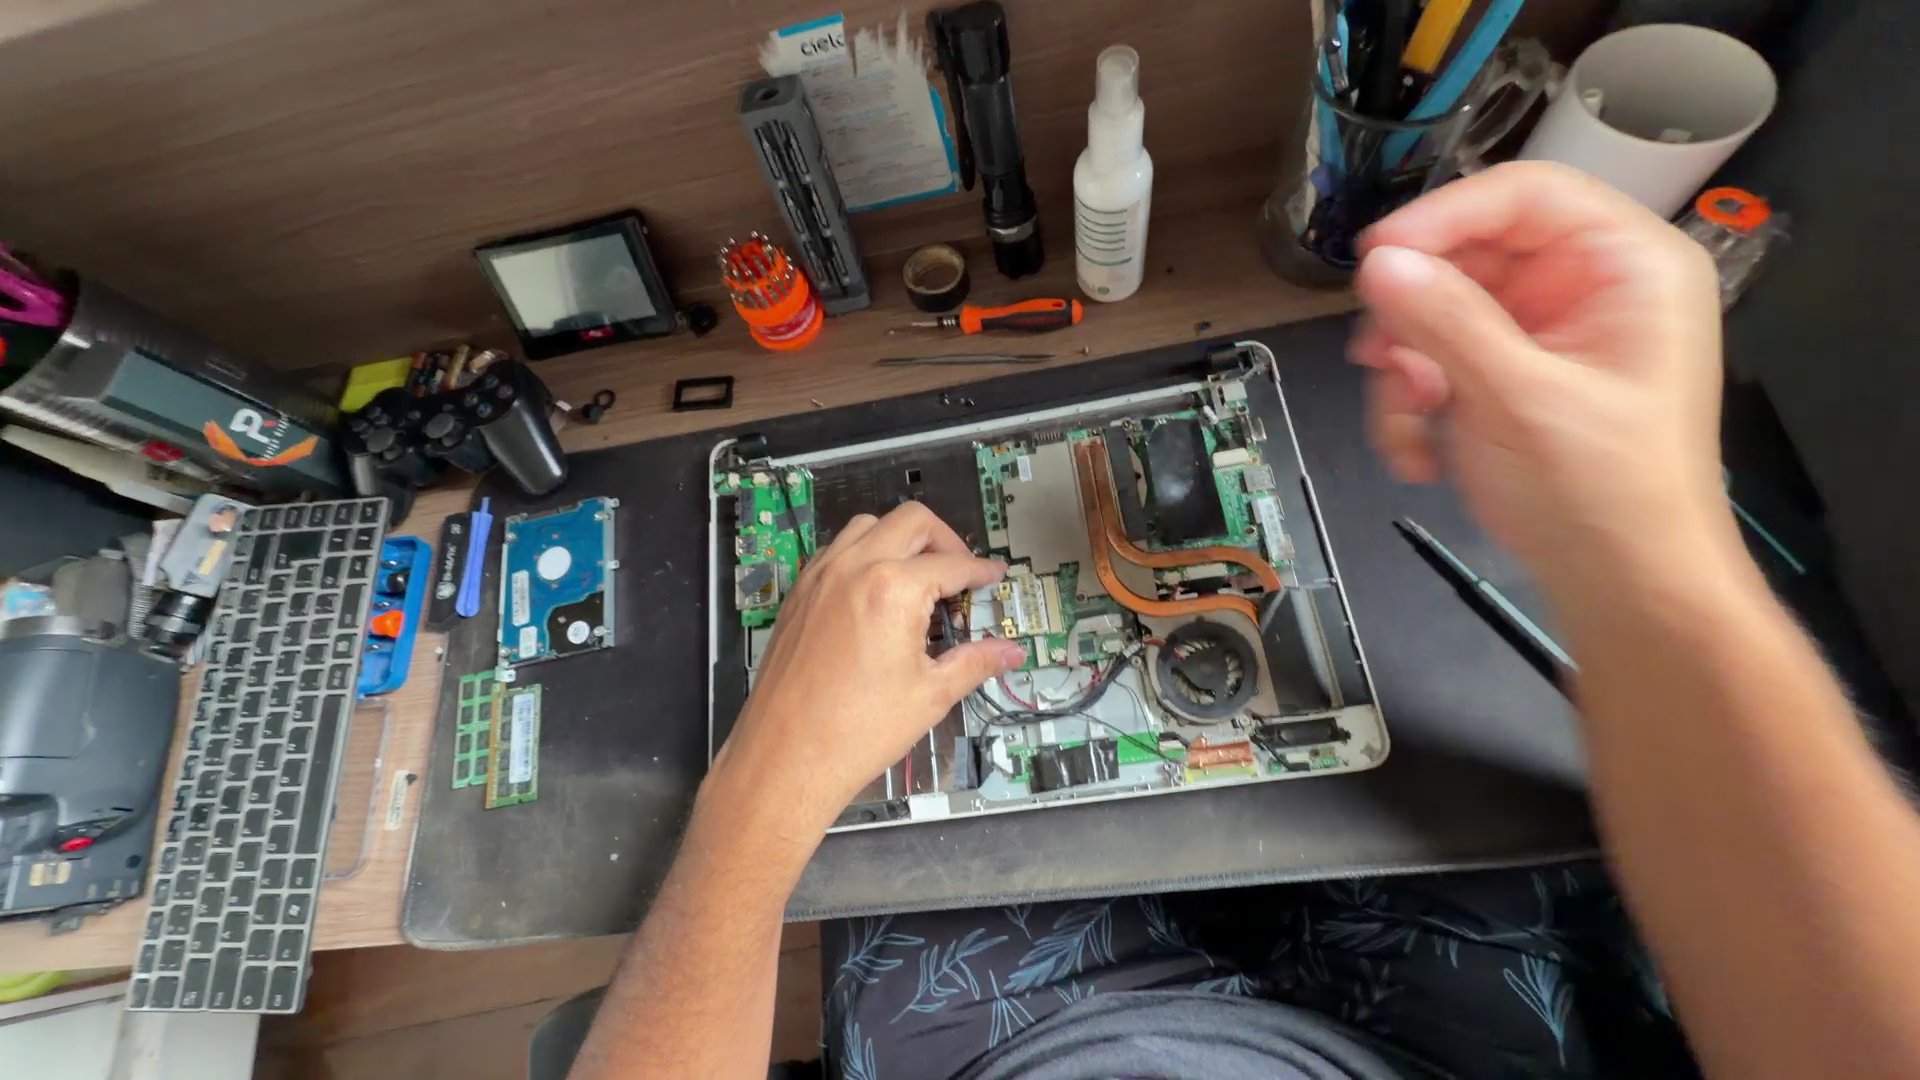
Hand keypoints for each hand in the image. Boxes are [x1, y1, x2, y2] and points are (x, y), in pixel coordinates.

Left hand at [712, 502, 1025, 828]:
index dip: (981, 570)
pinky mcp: (799, 592)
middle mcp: (854, 567)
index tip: (995, 575)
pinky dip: (864, 553)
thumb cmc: (860, 730)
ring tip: (919, 575)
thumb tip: (1012, 652)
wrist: (785, 758)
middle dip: (945, 540)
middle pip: (911, 521)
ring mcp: (820, 575)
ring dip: (901, 538)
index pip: (952, 564)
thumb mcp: (931, 695)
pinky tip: (876, 590)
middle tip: (961, 573)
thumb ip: (976, 662)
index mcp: (892, 589)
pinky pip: (837, 549)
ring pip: (868, 525)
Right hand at [1350, 161, 1739, 589]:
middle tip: (1380, 366)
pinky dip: (1410, 408)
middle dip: (1412, 323)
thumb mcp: (1516, 398)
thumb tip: (1375, 266)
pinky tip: (1420, 452)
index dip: (1441, 218)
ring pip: (1431, 321)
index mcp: (1621, 267)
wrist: (1614, 579)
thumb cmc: (1596, 489)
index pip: (1523, 198)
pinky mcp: (1499, 379)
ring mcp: (1534, 337)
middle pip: (1463, 262)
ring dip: (1403, 377)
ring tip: (1412, 427)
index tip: (1371, 262)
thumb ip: (1445, 323)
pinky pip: (1430, 367)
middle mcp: (1576, 289)